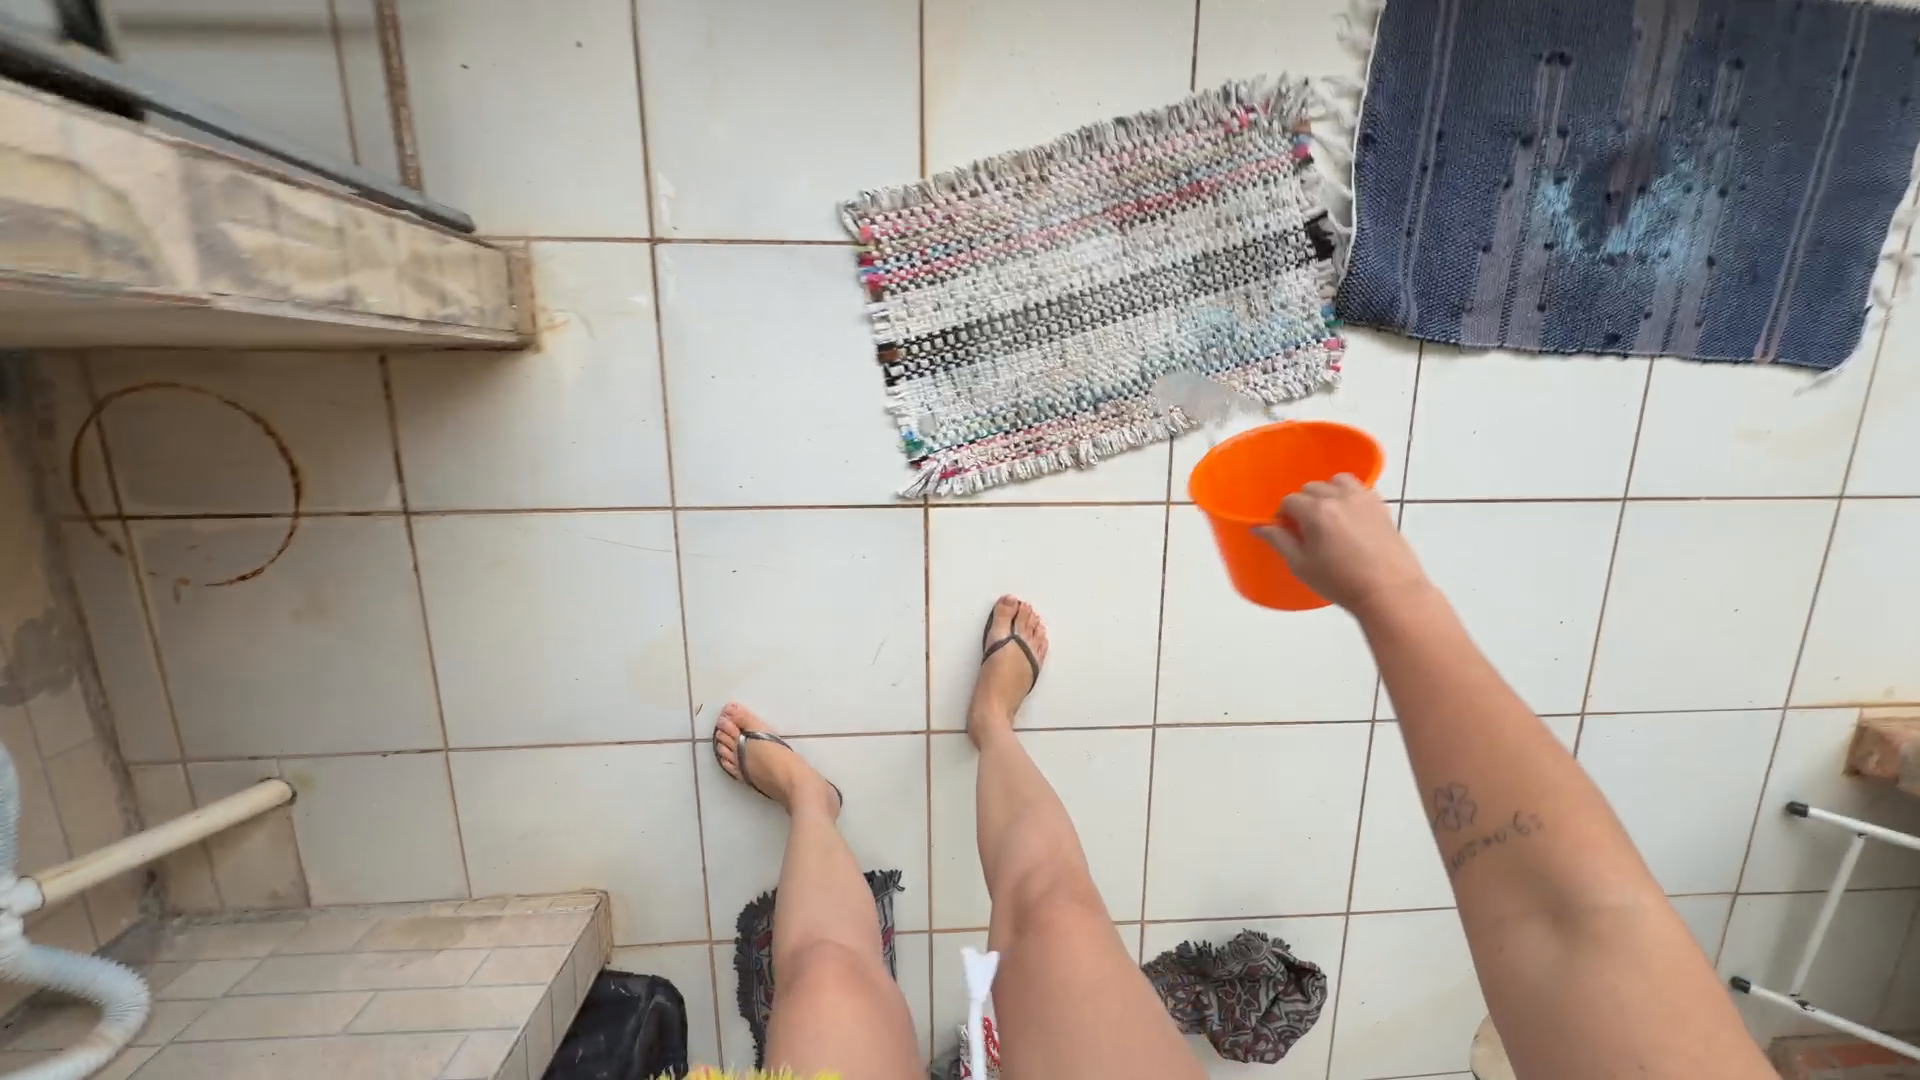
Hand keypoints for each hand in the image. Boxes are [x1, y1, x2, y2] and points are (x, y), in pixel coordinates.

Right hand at [1255, 474, 1429, 615]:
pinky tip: (1348, 516)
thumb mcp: (1301, 565)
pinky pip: (1358, 488)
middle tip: (1306, 527)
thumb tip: (1259, 527)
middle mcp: (1338, 497)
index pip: (1289, 500)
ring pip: (1336, 481)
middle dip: (1303, 503)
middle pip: (1311, 487)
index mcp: (1315, 512)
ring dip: (1327, 492)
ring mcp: (1363, 499)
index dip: (1283, 515)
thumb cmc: (1340, 582)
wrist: (1389, 591)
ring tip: (1328, 515)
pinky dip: (1348, 495)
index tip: (1287, 531)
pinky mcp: (1381, 505)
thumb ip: (1279, 541)